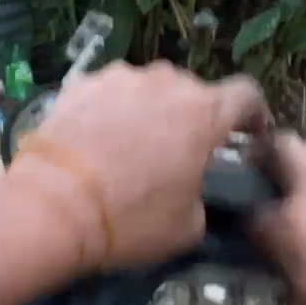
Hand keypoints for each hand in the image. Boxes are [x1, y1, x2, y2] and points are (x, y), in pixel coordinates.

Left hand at [7, 61, 266, 268]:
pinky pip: (110, 92)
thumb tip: (194, 190)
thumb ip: (204, 197)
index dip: (253, 115)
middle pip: (193, 92)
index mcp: (203, 112)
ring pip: (149, 89)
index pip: (246, 95)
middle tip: (182, 152)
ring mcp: (120, 77)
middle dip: (194, 118)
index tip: (249, 137)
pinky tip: (98, 139)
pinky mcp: (81, 83)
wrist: (52, 206)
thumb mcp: (188, 226)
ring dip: (151, 110)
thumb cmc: (130, 218)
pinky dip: (112, 110)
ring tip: (134, 145)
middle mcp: (166, 82)